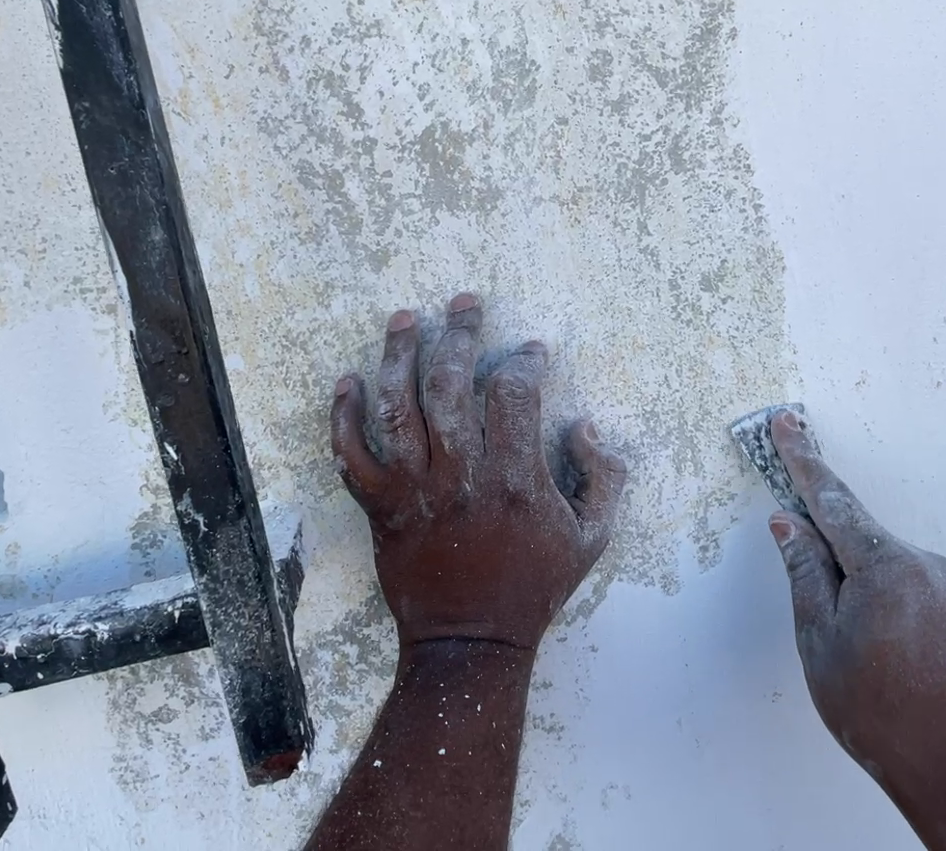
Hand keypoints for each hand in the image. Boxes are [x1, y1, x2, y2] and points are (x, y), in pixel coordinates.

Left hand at [330, 294, 626, 652]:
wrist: (470, 643)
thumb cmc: (533, 587)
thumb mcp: (592, 539)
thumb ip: (603, 478)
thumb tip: (583, 425)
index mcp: (516, 480)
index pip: (515, 394)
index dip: (524, 361)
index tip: (530, 351)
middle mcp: (462, 477)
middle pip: (453, 386)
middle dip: (460, 335)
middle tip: (464, 303)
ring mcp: (415, 491)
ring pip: (399, 408)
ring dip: (399, 357)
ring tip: (404, 319)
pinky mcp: (381, 508)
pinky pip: (350, 455)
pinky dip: (343, 416)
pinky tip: (348, 381)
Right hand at [766, 411, 945, 831]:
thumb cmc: (880, 713)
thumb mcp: (821, 640)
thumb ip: (805, 573)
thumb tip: (790, 524)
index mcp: (886, 565)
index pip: (832, 500)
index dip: (803, 460)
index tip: (787, 423)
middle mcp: (927, 565)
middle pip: (859, 539)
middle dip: (829, 555)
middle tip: (818, 607)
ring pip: (886, 569)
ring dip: (859, 590)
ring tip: (857, 657)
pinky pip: (913, 590)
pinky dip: (888, 607)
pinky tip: (888, 658)